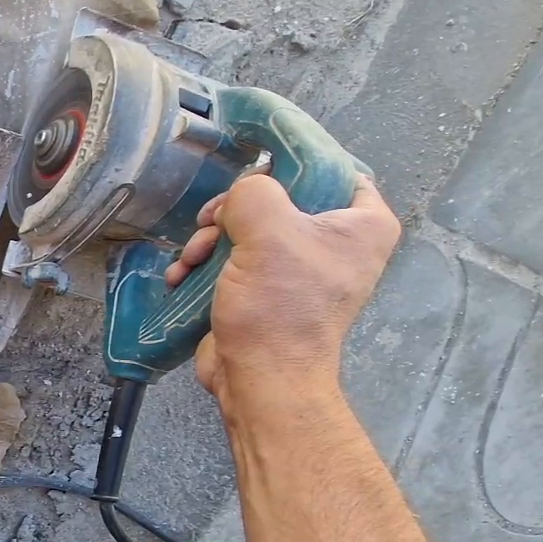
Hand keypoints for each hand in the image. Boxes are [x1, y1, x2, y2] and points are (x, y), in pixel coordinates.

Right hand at [166, 174, 400, 413]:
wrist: (261, 377)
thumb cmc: (278, 306)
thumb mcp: (268, 235)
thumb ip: (253, 195)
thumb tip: (237, 193)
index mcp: (362, 221)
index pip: (327, 169)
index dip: (282, 164)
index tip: (243, 172)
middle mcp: (335, 243)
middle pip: (275, 203)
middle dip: (229, 215)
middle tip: (206, 226)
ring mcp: (296, 272)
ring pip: (244, 234)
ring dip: (207, 244)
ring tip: (188, 262)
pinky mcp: (263, 295)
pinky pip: (231, 265)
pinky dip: (202, 269)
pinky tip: (180, 278)